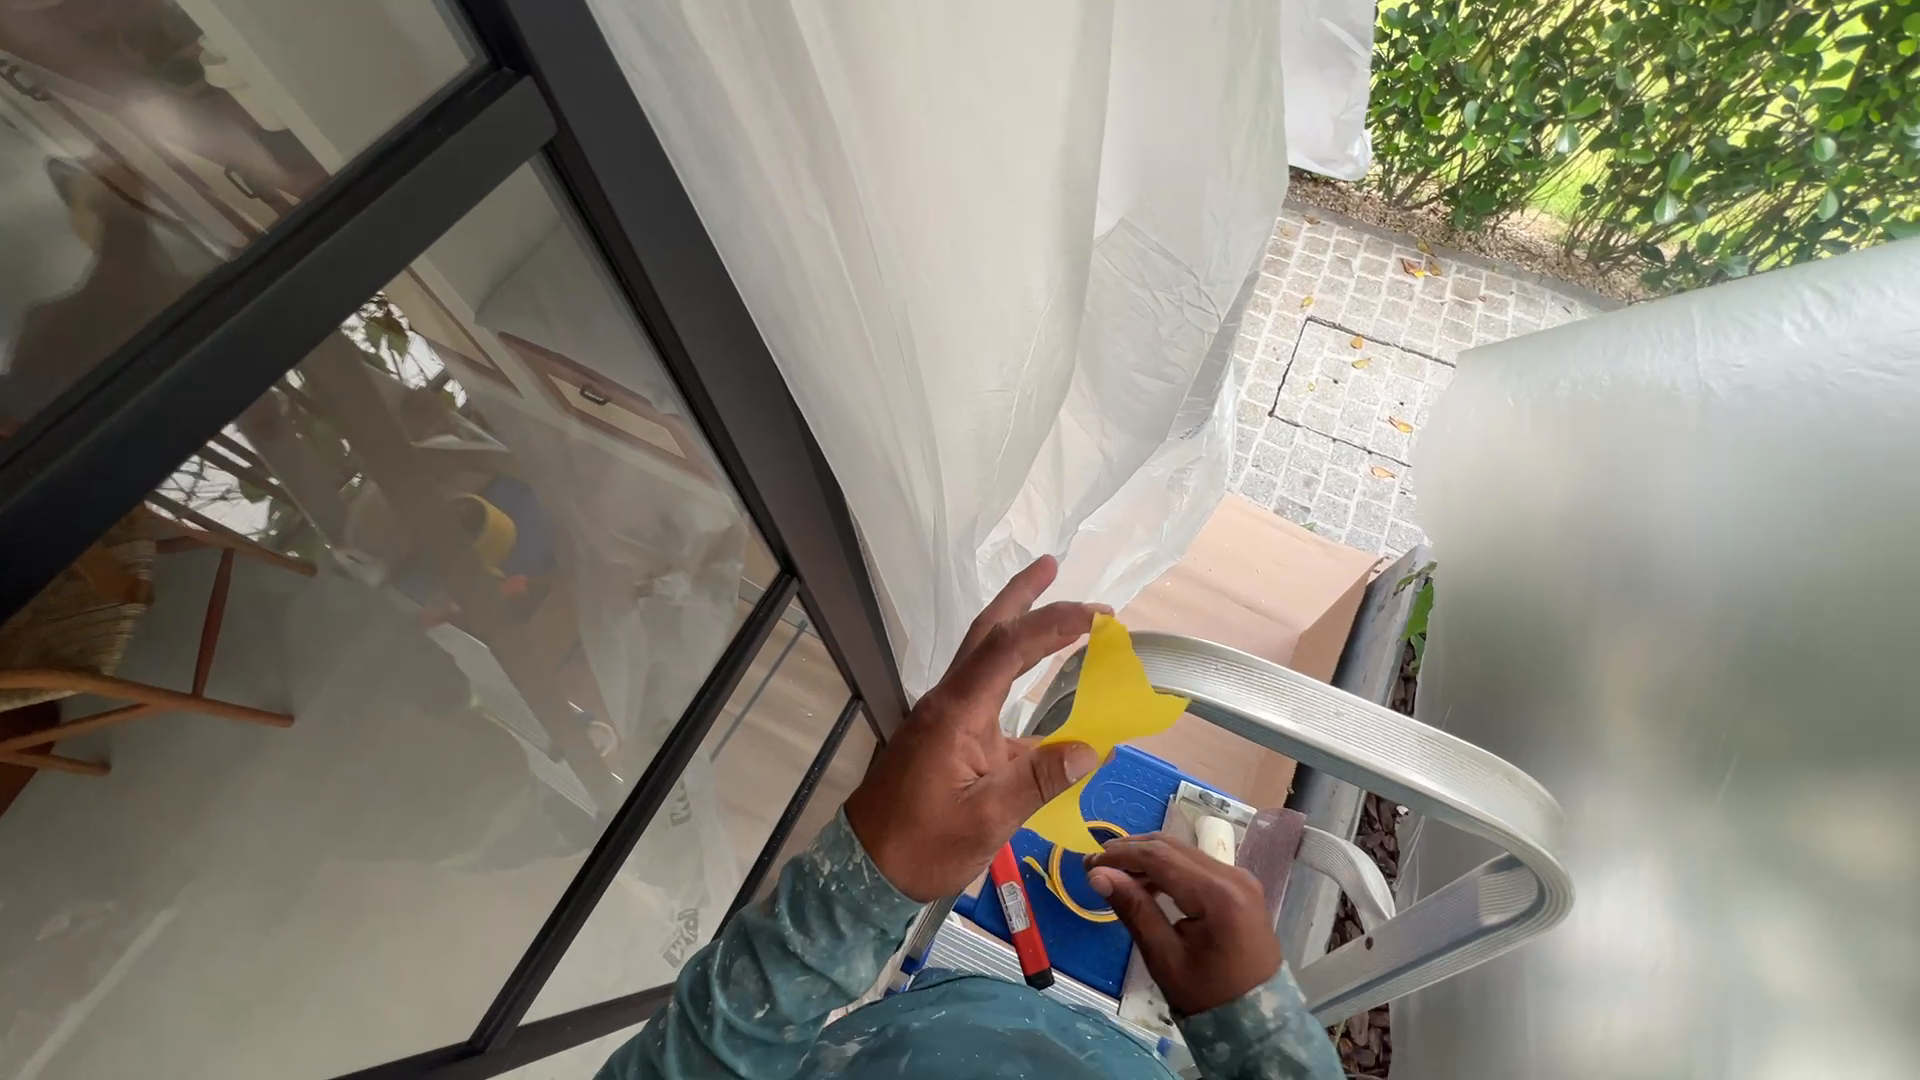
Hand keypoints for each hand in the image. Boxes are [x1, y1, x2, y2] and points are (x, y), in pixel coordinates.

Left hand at [844, 556, 1103, 901]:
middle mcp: (949, 699)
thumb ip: (1038, 782)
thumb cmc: (921, 845)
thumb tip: (1091, 748)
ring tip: (1051, 605)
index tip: (1096, 615)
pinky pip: (985, 689)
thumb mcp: (986, 821)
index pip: (1007, 648)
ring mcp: (945, 713)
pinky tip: (1036, 682)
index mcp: (956, 711)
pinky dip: (1014, 672)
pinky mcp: (946, 731)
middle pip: (986, 631)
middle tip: (1052, 563)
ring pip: (983, 654)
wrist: (866, 867)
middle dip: (1020, 595)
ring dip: (1016, 625)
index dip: (1051, 624)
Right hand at [1086, 832, 1280, 1014]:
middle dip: (1129, 851)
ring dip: (1146, 856)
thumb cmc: (1209, 998)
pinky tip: (1144, 881)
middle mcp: (1233, 875)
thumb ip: (1135, 910)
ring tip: (1115, 874)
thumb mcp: (1166, 959)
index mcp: (1218, 895)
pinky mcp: (1238, 885)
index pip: (1159, 858)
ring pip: (1181, 850)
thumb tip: (1098, 875)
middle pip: (1170, 847)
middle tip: (1096, 866)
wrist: (1260, 1023)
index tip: (1088, 866)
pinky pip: (1194, 863)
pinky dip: (1165, 866)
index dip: (1119, 857)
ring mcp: (1239, 877)